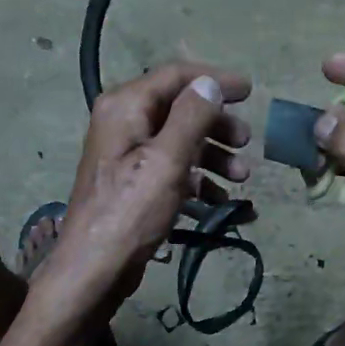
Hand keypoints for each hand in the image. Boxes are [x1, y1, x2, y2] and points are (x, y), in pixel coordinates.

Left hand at [31, 62, 252, 327]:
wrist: (94, 268)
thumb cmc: (131, 212)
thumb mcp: (167, 160)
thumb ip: (191, 116)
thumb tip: (209, 83)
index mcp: (126, 107)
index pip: (176, 76)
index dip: (214, 80)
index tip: (250, 92)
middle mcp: (123, 124)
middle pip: (179, 110)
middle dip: (217, 125)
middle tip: (246, 143)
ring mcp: (127, 158)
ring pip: (178, 144)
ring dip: (212, 157)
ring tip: (240, 178)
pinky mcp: (133, 188)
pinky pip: (171, 173)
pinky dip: (197, 183)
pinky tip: (221, 202)